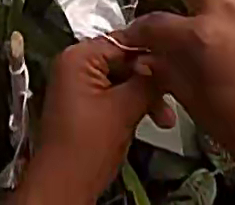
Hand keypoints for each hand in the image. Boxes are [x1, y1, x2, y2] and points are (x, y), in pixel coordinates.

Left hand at [12, 36, 173, 204]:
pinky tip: (147, 117)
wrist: (62, 191)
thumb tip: (166, 65)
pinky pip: (112, 93)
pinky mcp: (83, 104)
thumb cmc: (85, 149)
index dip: (150, 56)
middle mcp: (74, 65)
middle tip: (170, 98)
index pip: (123, 43)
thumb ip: (147, 82)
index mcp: (78, 57)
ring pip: (120, 80)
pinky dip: (129, 105)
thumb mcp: (123, 109)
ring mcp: (77, 85)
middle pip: (122, 61)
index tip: (173, 68)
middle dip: (148, 82)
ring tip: (163, 116)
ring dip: (142, 97)